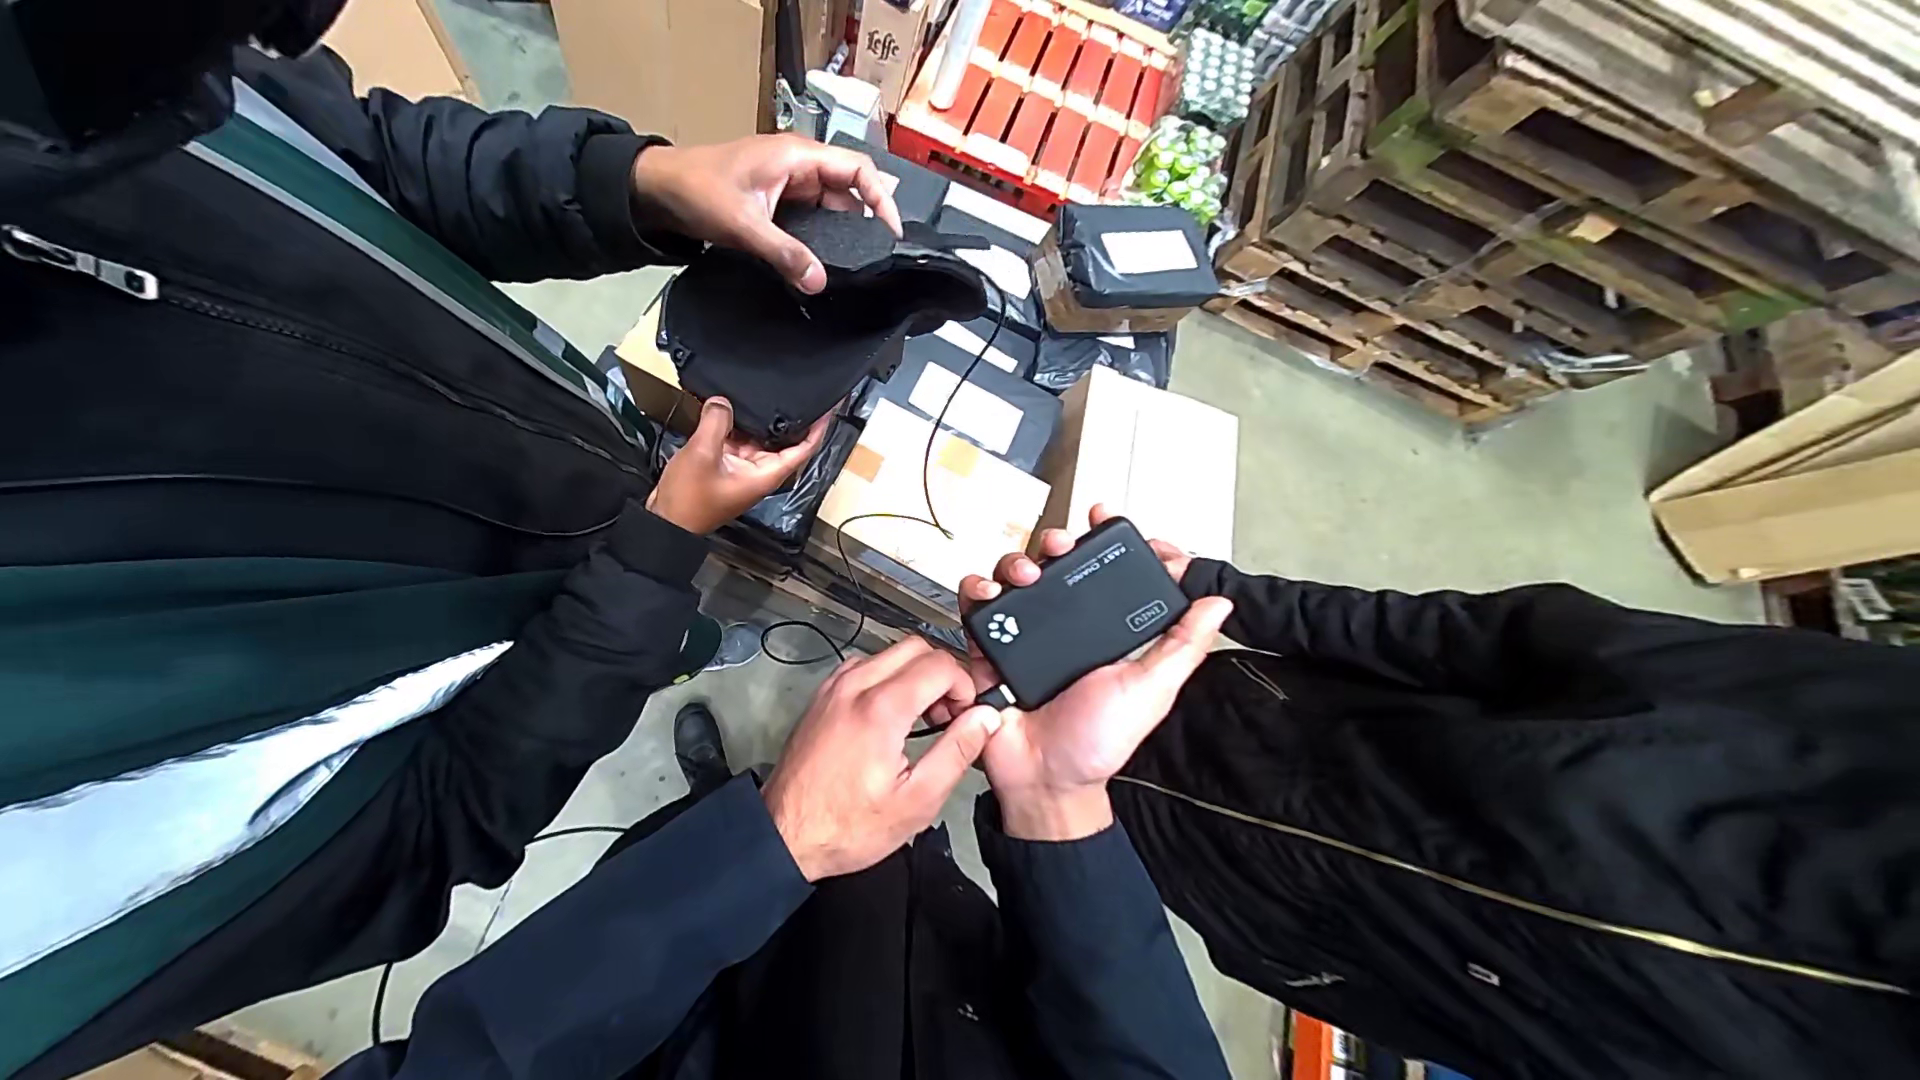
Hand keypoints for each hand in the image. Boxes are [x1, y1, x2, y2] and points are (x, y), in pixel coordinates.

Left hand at [631, 135, 904, 293]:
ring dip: (845, 239)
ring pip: (836, 214)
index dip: (881, 198)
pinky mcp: (785, 208)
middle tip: (875, 261)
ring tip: (856, 269)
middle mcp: (802, 169)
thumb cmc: (696, 189)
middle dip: (866, 226)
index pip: (858, 169)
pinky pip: (818, 225)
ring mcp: (794, 189)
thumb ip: (784, 253)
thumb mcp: (743, 223)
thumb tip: (818, 282)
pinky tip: (827, 266)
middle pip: (853, 194)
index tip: (891, 233)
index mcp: (798, 157)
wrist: (661, 192)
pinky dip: (825, 245)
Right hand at [647, 397, 829, 533]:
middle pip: (780, 439)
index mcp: (767, 474)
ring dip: (752, 418)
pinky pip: (734, 440)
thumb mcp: (703, 454)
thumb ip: (716, 423)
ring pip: (755, 437)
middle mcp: (760, 470)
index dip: (818, 428)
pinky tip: (722, 405)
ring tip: (753, 389)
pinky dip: (730, 425)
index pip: (804, 448)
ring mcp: (742, 468)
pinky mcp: (725, 465)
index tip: (827, 408)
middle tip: (788, 388)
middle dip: (782, 416)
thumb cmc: (690, 499)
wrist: (665, 521)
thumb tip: (722, 401)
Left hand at [763, 639, 1001, 880]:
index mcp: (881, 709)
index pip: (940, 664)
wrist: (785, 834)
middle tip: (949, 712)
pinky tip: (892, 714)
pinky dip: (888, 677)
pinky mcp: (824, 694)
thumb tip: (985, 718)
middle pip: (917, 647)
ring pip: (891, 652)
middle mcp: (855, 686)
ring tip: (922, 716)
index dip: (964, 686)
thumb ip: (957, 751)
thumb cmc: (847, 825)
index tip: (966, 713)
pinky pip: (866, 665)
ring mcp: (835, 687)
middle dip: (942, 673)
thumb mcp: (917, 800)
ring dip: (915, 673)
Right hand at [957, 511, 1229, 840]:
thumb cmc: (1097, 741)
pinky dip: (977, 591)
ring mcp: (1025, 633)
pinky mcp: (992, 645)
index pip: (1104, 571)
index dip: (1105, 539)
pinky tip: (989, 595)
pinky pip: (978, 608)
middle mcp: (1062, 626)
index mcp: (1102, 631)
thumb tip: (1218, 604)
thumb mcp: (1150, 689)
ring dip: (1016, 562)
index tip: (1106, 518)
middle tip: (1061, 544)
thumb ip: (1182, 646)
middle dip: (1055, 541)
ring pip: (1014, 576)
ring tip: (1025, 575)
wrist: (1044, 778)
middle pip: (1055, 563)